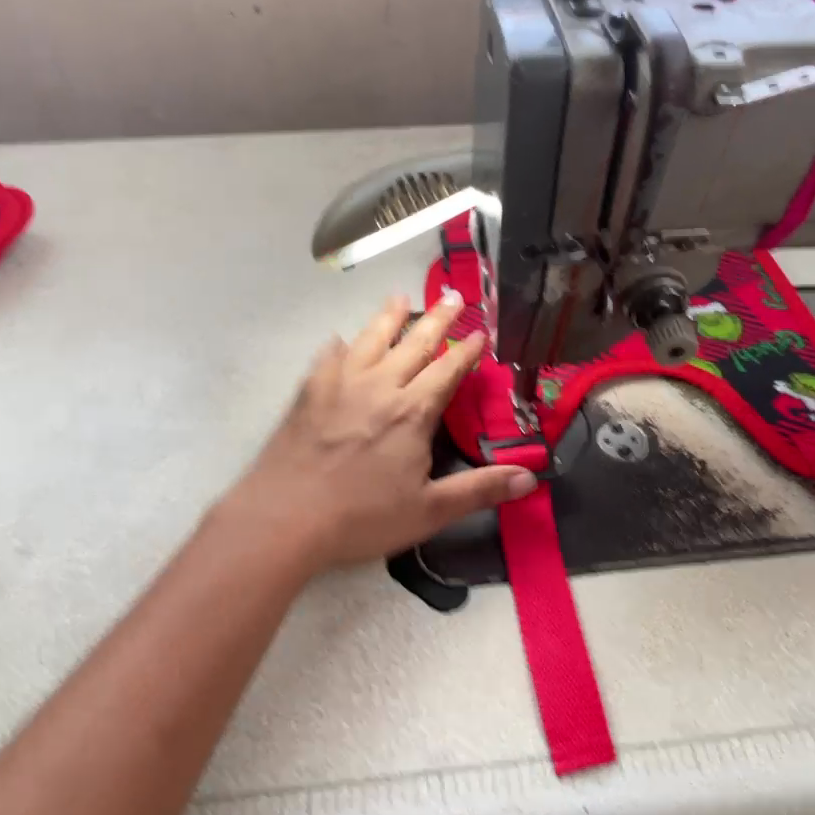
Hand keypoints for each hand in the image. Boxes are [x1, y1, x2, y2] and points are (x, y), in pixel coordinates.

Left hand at [217, 291, 537, 573]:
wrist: (285, 517)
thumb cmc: (361, 518)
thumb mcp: (429, 511)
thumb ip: (479, 490)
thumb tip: (530, 478)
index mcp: (412, 412)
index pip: (447, 370)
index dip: (467, 350)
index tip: (480, 332)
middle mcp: (379, 386)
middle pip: (413, 344)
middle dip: (436, 319)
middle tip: (453, 296)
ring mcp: (339, 385)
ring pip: (369, 340)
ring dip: (388, 318)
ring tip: (399, 298)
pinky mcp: (308, 393)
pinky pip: (328, 358)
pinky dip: (339, 346)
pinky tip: (340, 340)